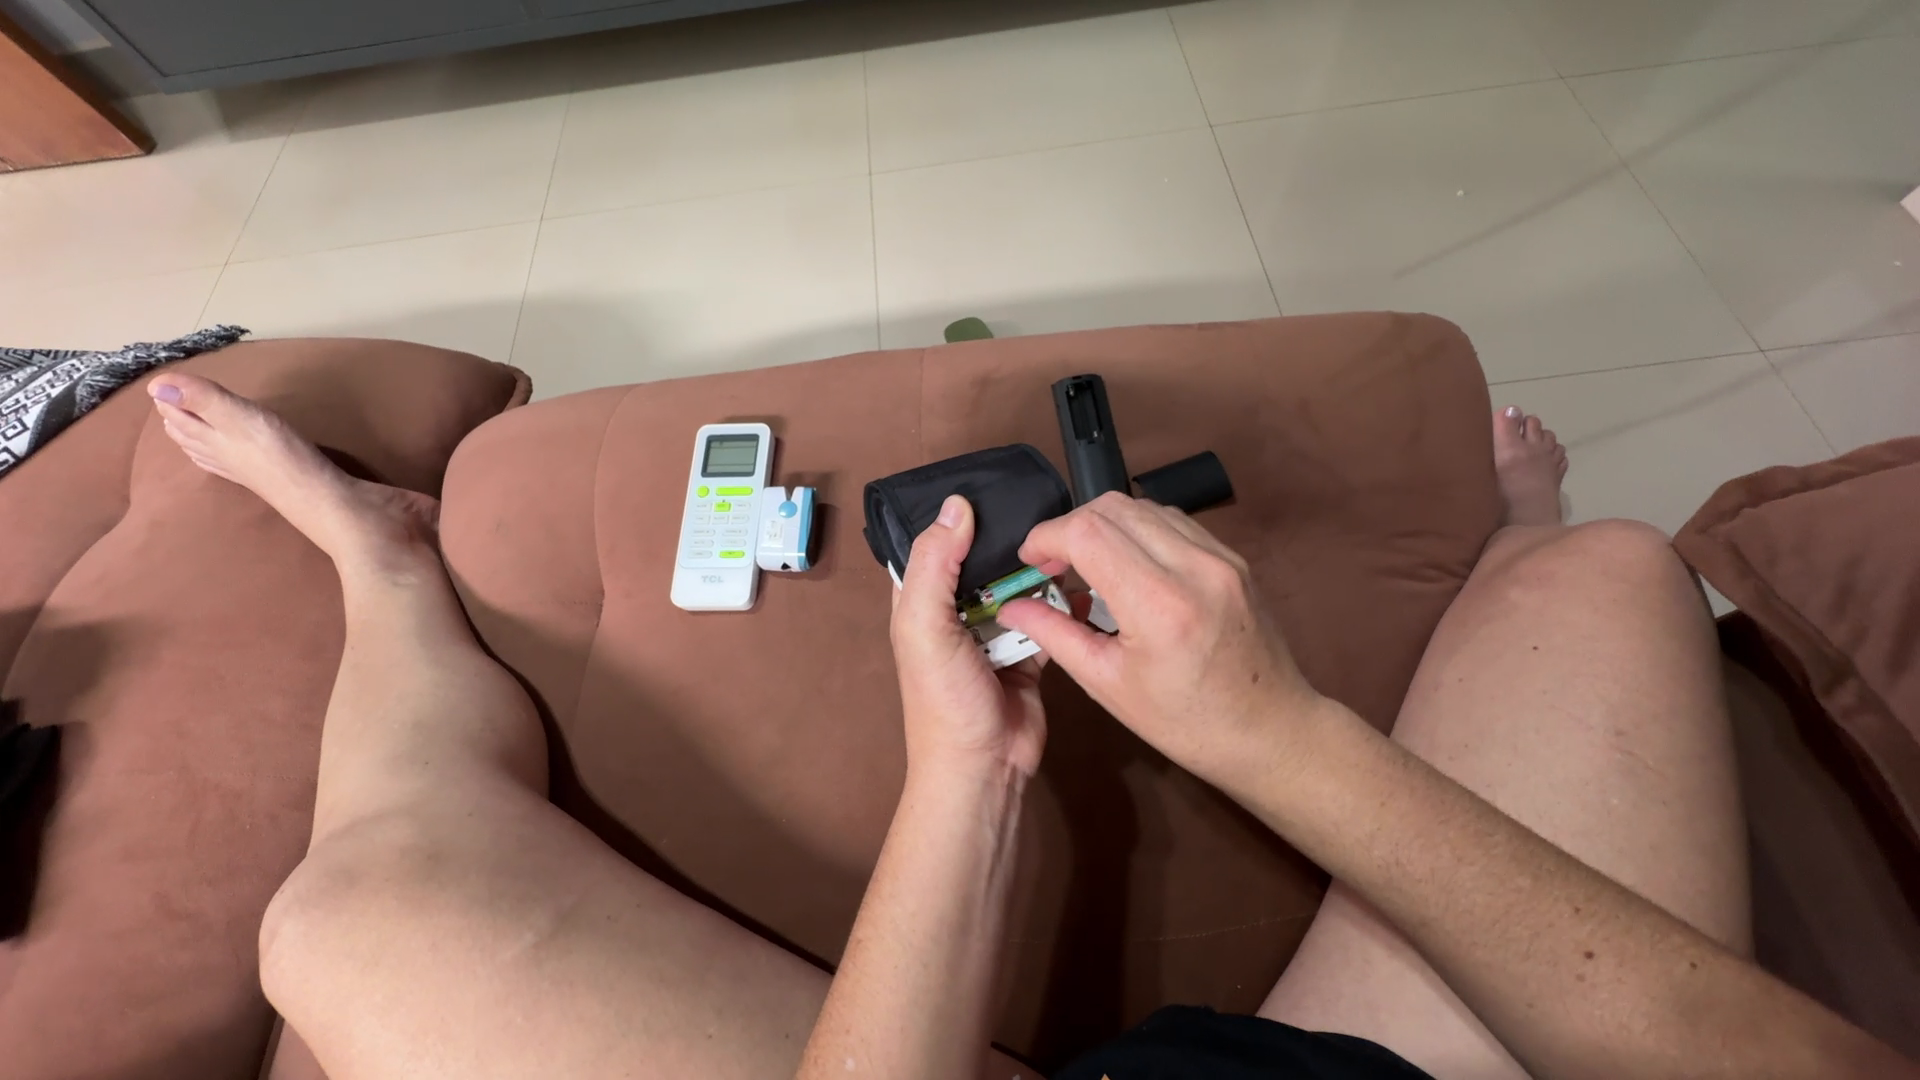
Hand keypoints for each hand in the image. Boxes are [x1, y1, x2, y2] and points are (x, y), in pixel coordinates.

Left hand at [890, 495, 1046, 779]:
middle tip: (1046, 502)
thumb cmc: (944, 696)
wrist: (985, 765)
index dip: (954, 517)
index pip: (933, 544)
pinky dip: (1061, 603)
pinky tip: (1083, 581)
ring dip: (1038, 567)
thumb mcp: (924, 626)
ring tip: (1071, 536)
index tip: (991, 483)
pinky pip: (1046, 615)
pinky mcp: (1028, 650)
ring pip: (1017, 584)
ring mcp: (994, 631)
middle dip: (1008, 538)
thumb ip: (935, 565)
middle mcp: (955, 610)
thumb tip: (957, 504)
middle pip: (981, 560)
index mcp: (920, 600)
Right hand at [995, 493, 1322, 789]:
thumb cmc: (1185, 721)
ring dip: (1103, 525)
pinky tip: (1127, 565)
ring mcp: (1219, 556)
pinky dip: (1136, 531)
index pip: (1086, 532)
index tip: (1030, 562)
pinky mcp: (1232, 556)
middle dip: (1069, 527)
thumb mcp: (1108, 685)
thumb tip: (1011, 606)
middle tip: (1053, 565)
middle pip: (1111, 506)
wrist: (1272, 731)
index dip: (1046, 537)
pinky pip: (1171, 521)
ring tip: (1088, 565)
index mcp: (1158, 604)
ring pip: (1141, 506)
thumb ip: (1054, 635)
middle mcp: (1193, 565)